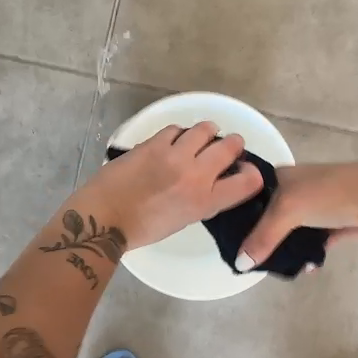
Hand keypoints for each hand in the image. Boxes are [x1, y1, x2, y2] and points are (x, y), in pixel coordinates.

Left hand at [74, 123, 264, 249]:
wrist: (105, 217)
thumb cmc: (142, 228)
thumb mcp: (183, 220)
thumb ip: (201, 200)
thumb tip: (209, 182)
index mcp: (204, 202)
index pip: (246, 182)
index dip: (251, 173)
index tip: (245, 169)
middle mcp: (195, 176)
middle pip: (229, 147)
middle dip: (233, 143)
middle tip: (229, 144)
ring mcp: (174, 156)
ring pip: (204, 130)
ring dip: (207, 132)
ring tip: (204, 134)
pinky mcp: (153, 144)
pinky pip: (175, 129)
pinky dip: (179, 133)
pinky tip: (174, 139)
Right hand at [240, 162, 357, 268]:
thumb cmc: (327, 194)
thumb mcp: (288, 211)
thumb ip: (263, 237)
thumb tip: (239, 264)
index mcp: (279, 178)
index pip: (248, 194)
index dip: (236, 213)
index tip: (224, 237)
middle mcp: (294, 190)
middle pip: (268, 217)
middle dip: (259, 237)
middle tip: (245, 260)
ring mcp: (314, 208)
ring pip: (290, 232)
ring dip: (284, 249)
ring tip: (271, 268)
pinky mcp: (332, 224)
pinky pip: (312, 243)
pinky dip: (306, 254)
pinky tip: (301, 268)